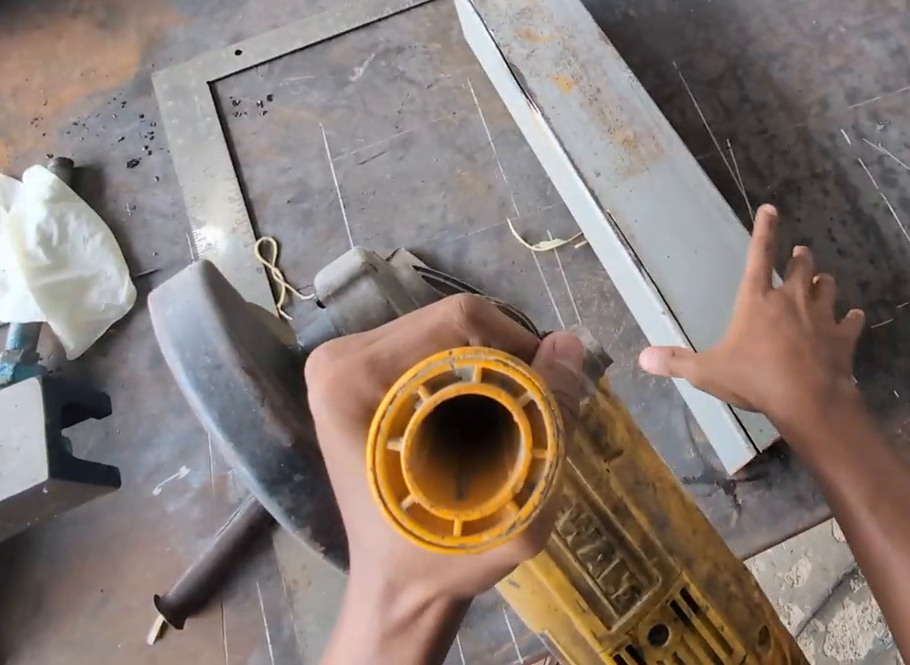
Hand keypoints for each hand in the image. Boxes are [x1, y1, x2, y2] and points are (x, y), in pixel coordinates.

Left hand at [306, 296, 586, 611]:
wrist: (400, 589)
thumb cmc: (446, 555)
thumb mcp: (515, 504)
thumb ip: (548, 416)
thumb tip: (568, 342)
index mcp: (355, 382)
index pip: (458, 322)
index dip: (517, 349)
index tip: (543, 395)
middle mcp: (341, 360)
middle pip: (452, 319)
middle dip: (507, 357)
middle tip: (529, 407)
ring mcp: (345, 361)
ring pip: (448, 327)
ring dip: (492, 362)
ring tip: (506, 413)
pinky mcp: (360, 368)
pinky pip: (435, 342)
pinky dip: (472, 366)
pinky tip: (481, 408)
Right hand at [637, 204, 864, 436]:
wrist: (808, 400)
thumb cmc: (756, 379)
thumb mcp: (708, 372)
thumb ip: (678, 362)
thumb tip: (643, 358)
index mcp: (758, 299)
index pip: (759, 255)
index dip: (764, 230)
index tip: (771, 208)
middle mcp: (791, 299)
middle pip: (802, 266)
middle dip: (801, 258)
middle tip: (801, 254)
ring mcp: (821, 316)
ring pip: (829, 286)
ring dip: (825, 283)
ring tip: (824, 281)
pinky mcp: (843, 336)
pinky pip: (852, 321)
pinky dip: (852, 319)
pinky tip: (855, 318)